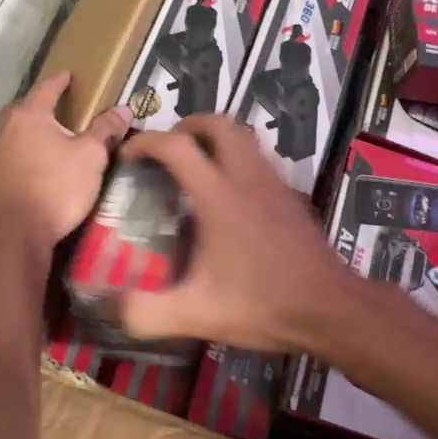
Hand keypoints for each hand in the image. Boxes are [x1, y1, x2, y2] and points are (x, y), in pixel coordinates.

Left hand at [0, 70, 130, 250]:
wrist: (11, 235)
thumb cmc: (54, 187)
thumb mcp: (90, 157)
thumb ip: (106, 130)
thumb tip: (124, 108)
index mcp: (30, 115)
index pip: (46, 88)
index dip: (59, 80)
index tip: (67, 74)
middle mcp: (5, 129)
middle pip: (23, 109)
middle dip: (40, 106)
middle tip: (58, 107)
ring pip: (14, 134)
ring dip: (30, 133)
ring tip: (49, 138)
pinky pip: (10, 157)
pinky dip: (23, 156)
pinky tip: (35, 167)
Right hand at [116, 116, 361, 351]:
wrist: (330, 307)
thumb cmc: (263, 304)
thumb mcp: (197, 315)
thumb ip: (145, 312)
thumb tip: (107, 305)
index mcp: (218, 196)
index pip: (175, 146)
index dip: (145, 141)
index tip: (127, 154)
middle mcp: (247, 177)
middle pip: (216, 123)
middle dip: (185, 126)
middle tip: (165, 151)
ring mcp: (274, 182)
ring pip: (243, 136)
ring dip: (214, 139)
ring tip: (193, 167)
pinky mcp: (291, 195)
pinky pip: (259, 157)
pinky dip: (237, 158)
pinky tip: (230, 195)